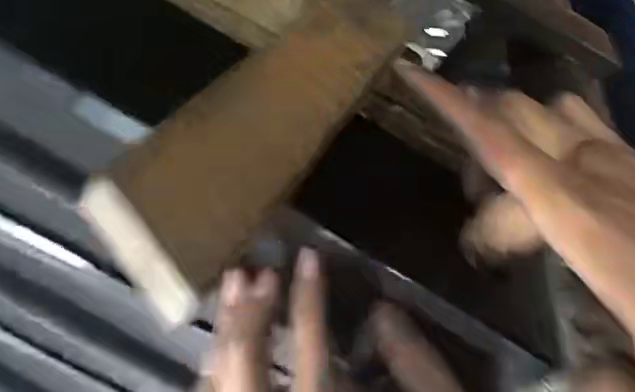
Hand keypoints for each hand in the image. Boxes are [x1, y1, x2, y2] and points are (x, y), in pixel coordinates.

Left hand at [205, 250, 465, 391]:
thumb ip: (419, 370)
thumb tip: (386, 316)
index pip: (311, 349)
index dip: (307, 296)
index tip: (310, 256)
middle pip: (248, 368)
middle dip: (250, 313)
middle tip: (257, 270)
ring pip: (220, 389)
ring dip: (226, 336)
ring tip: (234, 289)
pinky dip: (215, 376)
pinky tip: (224, 351)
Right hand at [399, 65, 634, 391]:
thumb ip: (601, 391)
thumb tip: (560, 380)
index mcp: (592, 227)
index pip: (504, 148)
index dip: (452, 109)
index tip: (412, 72)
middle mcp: (607, 179)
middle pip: (522, 116)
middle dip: (480, 136)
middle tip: (477, 214)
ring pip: (559, 115)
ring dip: (523, 134)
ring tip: (517, 198)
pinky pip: (597, 136)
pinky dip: (566, 145)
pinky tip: (578, 201)